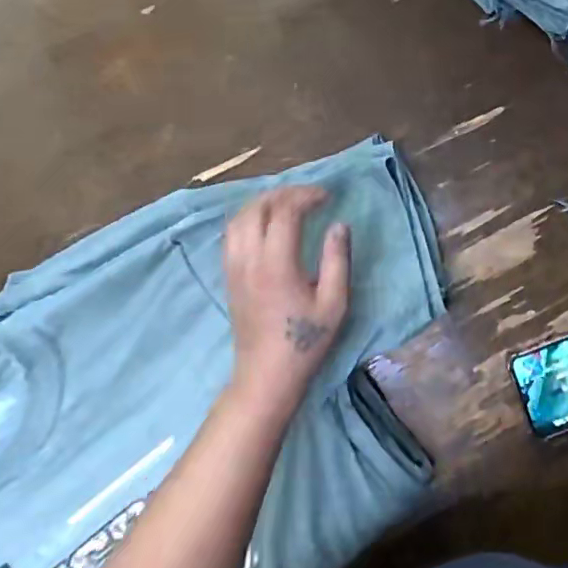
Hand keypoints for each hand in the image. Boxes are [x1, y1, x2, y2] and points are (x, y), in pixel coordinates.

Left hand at [222, 186, 350, 412]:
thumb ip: (337, 260)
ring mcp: (234, 266)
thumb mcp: (334, 304)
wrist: (266, 374)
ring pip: (239, 217)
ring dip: (262, 202)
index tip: (326, 196)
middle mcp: (249, 259)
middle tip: (308, 195)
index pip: (285, 212)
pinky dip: (248, 217)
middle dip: (283, 193)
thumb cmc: (305, 342)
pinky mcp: (228, 275)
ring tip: (286, 203)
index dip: (305, 196)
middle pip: (257, 207)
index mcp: (277, 264)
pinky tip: (265, 223)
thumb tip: (339, 225)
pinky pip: (231, 233)